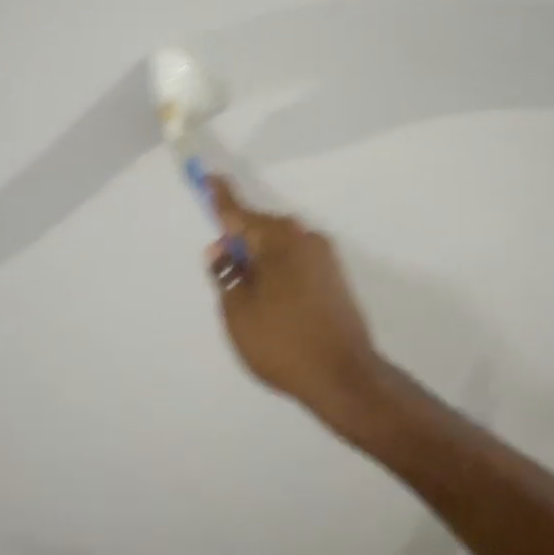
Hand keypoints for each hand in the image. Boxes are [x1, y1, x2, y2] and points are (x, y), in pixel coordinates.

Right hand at [206, 177, 381, 411]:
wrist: (344, 377)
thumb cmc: (281, 343)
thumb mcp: (238, 312)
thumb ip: (225, 275)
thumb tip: (221, 248)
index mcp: (277, 240)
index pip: (239, 213)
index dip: (220, 197)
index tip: (209, 177)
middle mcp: (304, 238)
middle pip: (261, 231)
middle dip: (240, 242)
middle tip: (221, 270)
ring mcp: (325, 258)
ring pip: (280, 250)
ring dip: (260, 262)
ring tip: (248, 302)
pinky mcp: (335, 279)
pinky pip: (296, 265)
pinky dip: (278, 275)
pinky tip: (272, 307)